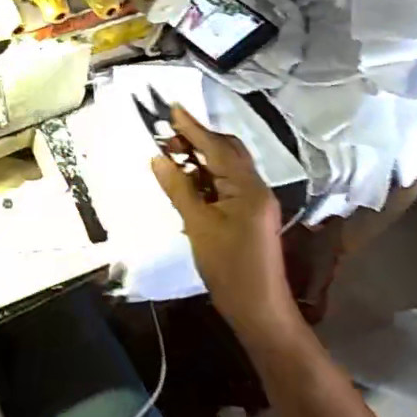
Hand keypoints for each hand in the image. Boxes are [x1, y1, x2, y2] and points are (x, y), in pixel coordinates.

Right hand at [150, 106, 298, 341]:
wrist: (258, 308)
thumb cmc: (228, 266)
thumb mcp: (197, 225)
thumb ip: (178, 188)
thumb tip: (158, 158)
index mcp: (248, 188)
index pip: (217, 147)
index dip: (193, 127)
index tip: (172, 108)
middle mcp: (256, 188)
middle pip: (227, 151)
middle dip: (197, 140)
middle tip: (167, 138)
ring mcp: (255, 201)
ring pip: (226, 167)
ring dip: (200, 158)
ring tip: (171, 157)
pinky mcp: (249, 214)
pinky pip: (226, 183)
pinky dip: (206, 176)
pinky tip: (186, 181)